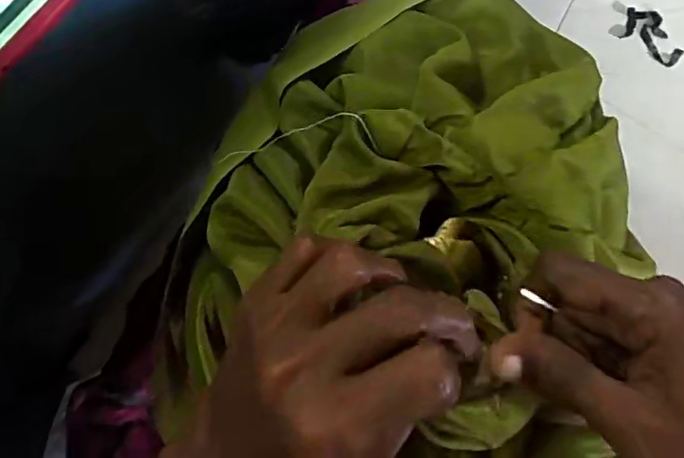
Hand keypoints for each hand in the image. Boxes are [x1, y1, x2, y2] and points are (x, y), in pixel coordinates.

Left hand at [174, 236, 481, 457]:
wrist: (223, 457)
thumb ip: (408, 410)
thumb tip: (452, 359)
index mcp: (336, 426)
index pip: (426, 372)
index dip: (454, 367)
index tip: (460, 363)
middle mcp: (305, 367)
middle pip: (398, 309)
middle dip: (444, 312)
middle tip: (456, 321)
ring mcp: (275, 323)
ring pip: (348, 261)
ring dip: (387, 268)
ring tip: (400, 287)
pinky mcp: (255, 297)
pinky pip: (304, 247)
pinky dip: (336, 252)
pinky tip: (351, 274)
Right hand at [487, 252, 683, 457]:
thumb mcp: (629, 423)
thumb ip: (561, 376)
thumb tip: (496, 351)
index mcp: (650, 300)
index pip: (560, 271)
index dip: (531, 305)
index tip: (521, 355)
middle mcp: (652, 295)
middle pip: (573, 298)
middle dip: (546, 338)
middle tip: (533, 389)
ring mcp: (661, 319)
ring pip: (586, 322)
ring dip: (564, 358)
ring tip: (558, 402)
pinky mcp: (666, 344)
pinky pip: (610, 342)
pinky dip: (589, 368)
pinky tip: (583, 401)